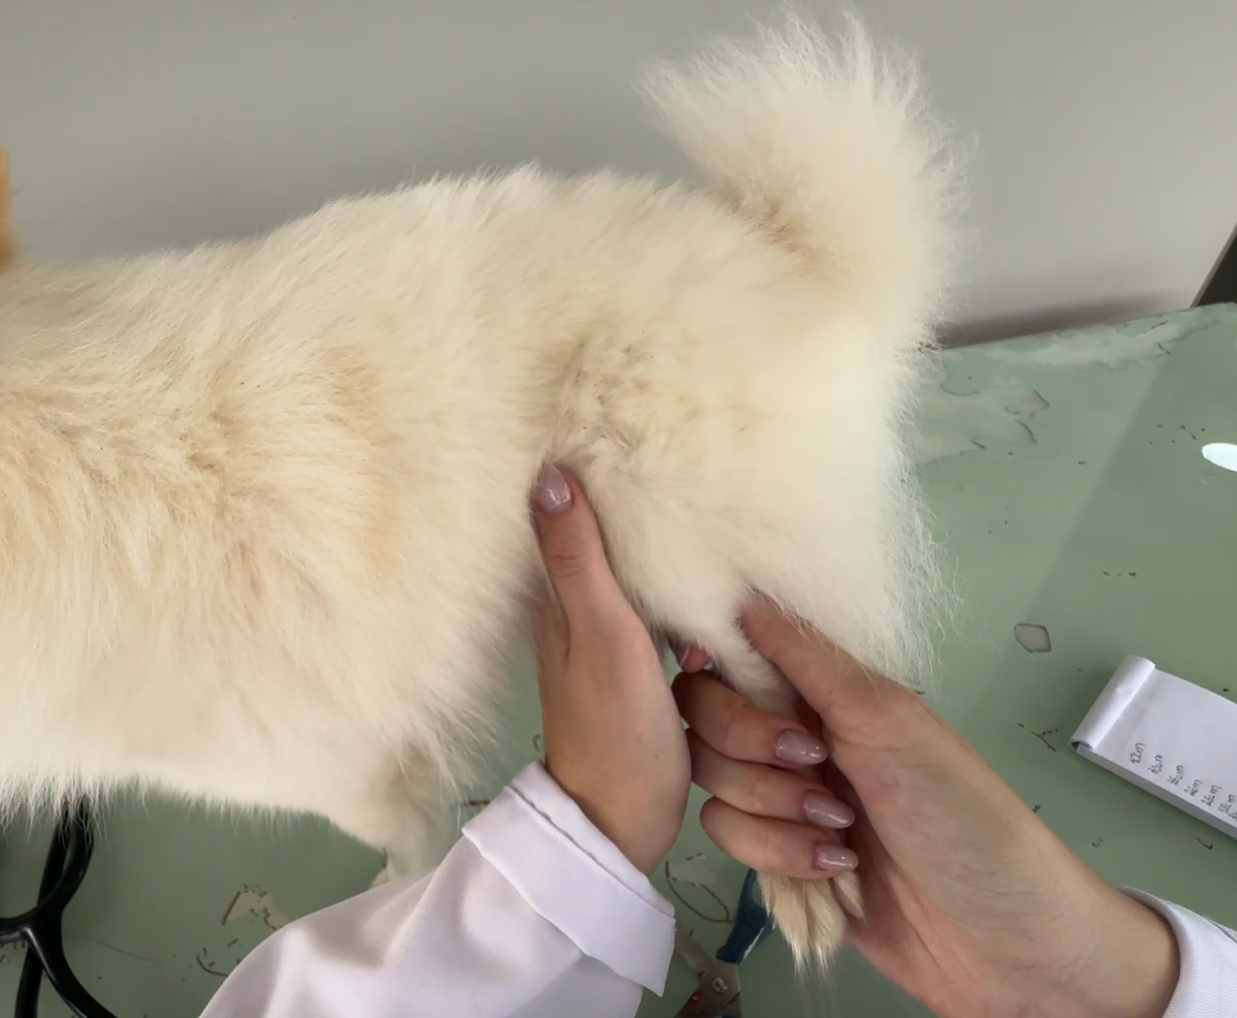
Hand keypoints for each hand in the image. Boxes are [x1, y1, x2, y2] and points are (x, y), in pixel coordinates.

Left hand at [529, 464, 689, 875]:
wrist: (622, 814)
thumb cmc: (611, 722)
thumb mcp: (598, 633)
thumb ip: (577, 562)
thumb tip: (548, 476)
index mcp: (555, 595)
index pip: (557, 515)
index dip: (573, 471)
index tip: (598, 423)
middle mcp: (571, 607)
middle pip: (589, 535)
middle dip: (614, 495)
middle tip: (647, 443)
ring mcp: (601, 634)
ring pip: (619, 566)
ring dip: (640, 534)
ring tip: (675, 486)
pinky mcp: (632, 658)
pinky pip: (645, 600)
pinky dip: (660, 577)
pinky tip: (688, 562)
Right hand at [675, 597, 1179, 1017]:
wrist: (1008, 944)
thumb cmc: (959, 811)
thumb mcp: (888, 721)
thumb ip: (807, 658)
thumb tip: (741, 594)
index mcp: (810, 689)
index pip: (724, 655)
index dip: (707, 662)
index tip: (713, 674)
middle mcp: (782, 732)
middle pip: (702, 714)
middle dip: (749, 743)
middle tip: (813, 762)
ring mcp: (774, 792)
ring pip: (709, 775)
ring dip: (773, 804)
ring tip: (839, 827)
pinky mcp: (770, 849)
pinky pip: (724, 831)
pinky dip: (778, 852)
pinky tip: (834, 865)